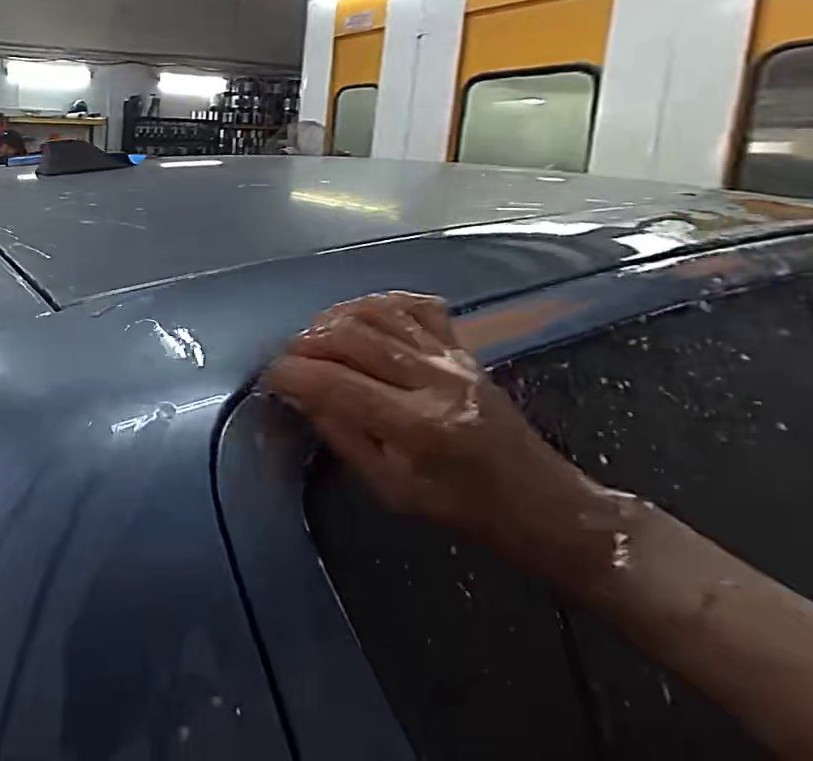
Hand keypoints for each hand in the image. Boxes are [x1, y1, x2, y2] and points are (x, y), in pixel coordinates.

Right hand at [263, 292, 627, 583]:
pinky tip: (360, 319)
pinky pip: (415, 306)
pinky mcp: (464, 349)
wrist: (542, 503)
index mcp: (417, 426)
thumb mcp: (389, 487)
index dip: (288, 373)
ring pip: (376, 312)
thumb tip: (297, 394)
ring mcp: (453, 358)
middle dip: (303, 343)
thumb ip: (339, 434)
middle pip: (349, 335)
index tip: (270, 378)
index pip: (333, 382)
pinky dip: (378, 304)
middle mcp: (434, 381)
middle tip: (288, 360)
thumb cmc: (461, 507)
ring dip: (333, 318)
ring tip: (315, 339)